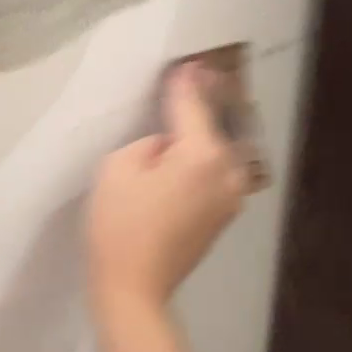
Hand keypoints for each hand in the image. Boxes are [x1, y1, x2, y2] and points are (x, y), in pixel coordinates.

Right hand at [87, 63, 252, 312]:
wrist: (134, 290)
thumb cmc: (119, 225)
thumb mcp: (120, 167)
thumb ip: (151, 142)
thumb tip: (170, 146)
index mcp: (203, 155)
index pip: (193, 105)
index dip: (186, 81)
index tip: (189, 60)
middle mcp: (228, 171)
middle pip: (218, 125)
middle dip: (207, 100)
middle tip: (196, 75)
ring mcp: (231, 196)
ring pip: (222, 150)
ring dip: (210, 129)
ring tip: (195, 106)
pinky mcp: (224, 215)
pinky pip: (218, 171)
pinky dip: (208, 155)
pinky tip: (193, 145)